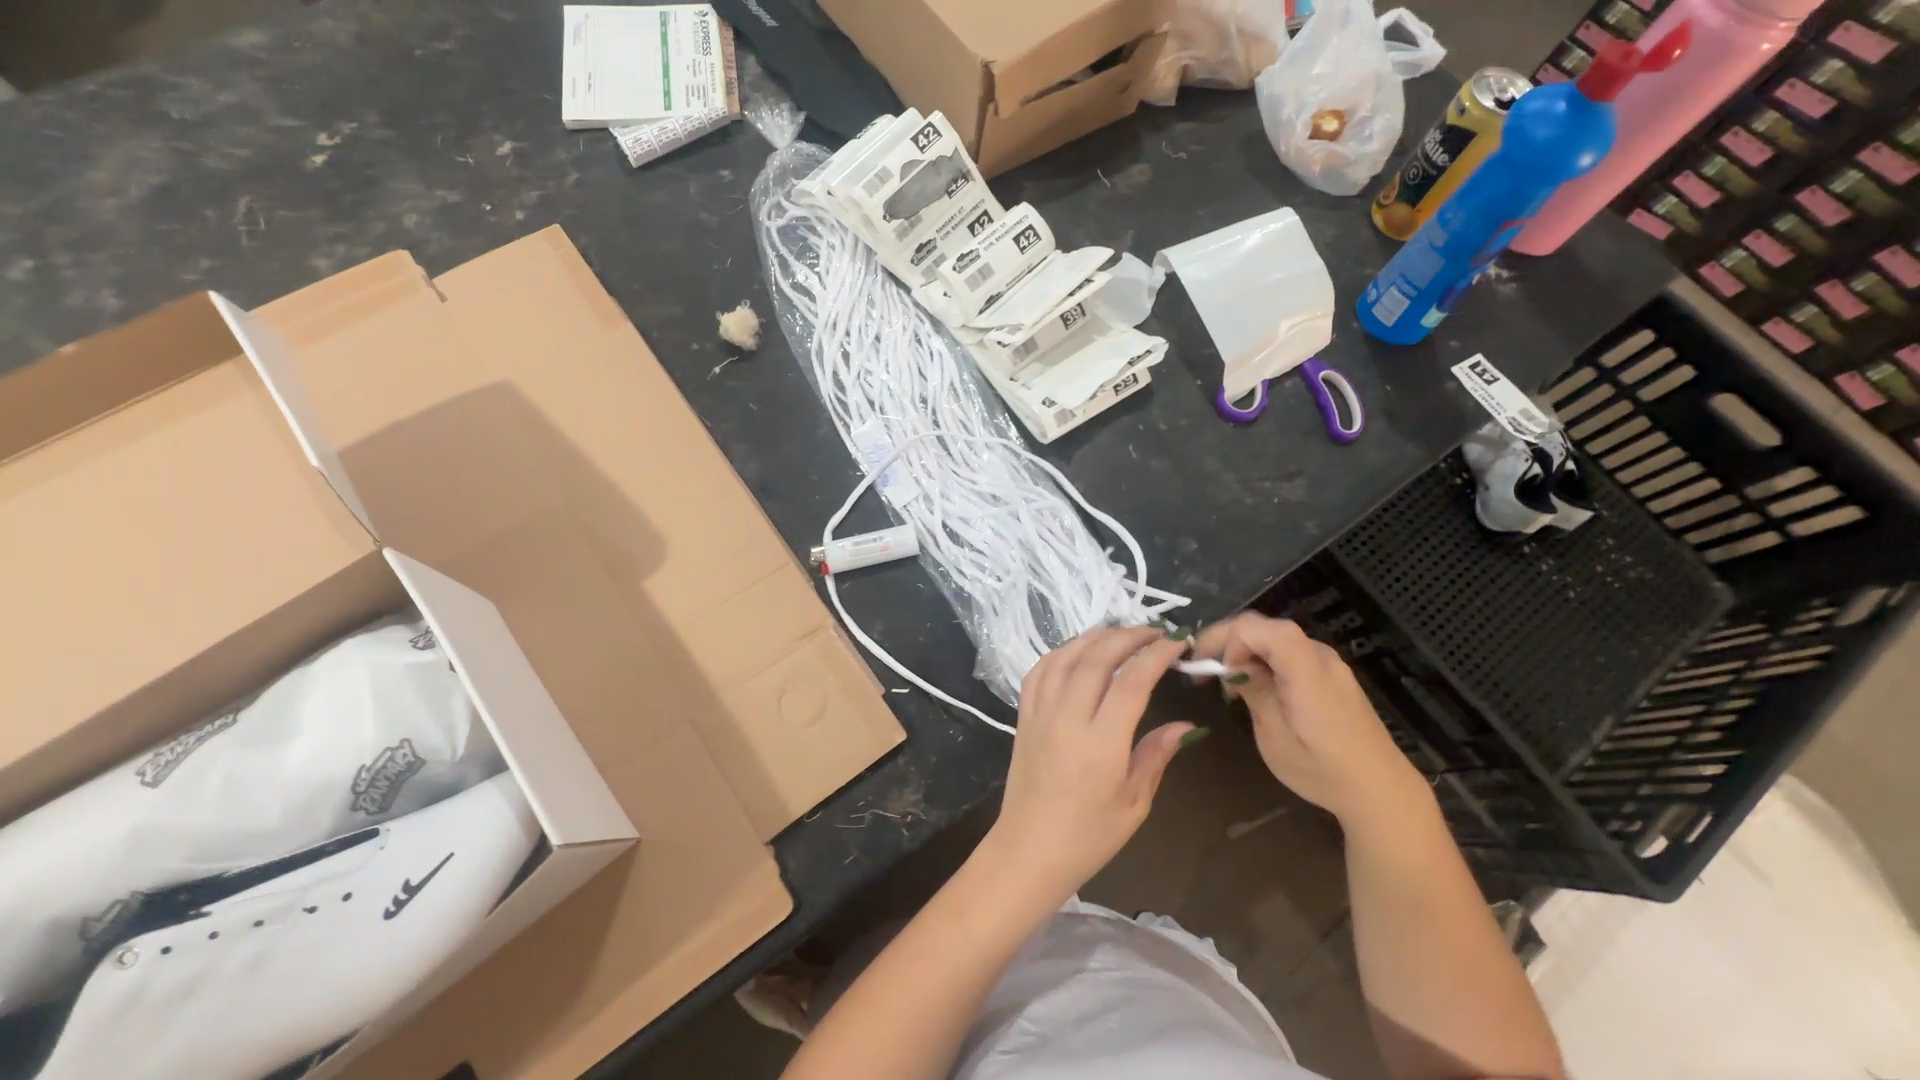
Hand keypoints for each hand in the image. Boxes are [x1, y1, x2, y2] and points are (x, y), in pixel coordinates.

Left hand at [986, 626, 1195, 904]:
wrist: (1028, 851)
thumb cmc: (1088, 836)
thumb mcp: (1134, 803)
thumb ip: (1156, 756)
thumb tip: (1184, 725)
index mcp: (1101, 742)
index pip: (1132, 681)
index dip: (1157, 655)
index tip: (1178, 644)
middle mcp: (1067, 718)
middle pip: (1097, 659)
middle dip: (1129, 637)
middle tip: (1155, 632)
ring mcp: (1040, 714)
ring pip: (1066, 657)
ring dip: (1094, 637)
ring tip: (1121, 633)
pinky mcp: (1023, 718)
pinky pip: (1039, 672)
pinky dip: (1061, 653)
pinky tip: (1078, 651)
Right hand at [1194, 614, 1427, 827]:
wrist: (1380, 790)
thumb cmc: (1324, 771)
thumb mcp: (1277, 738)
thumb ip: (1255, 692)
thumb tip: (1232, 664)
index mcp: (1308, 673)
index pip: (1263, 628)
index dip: (1229, 639)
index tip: (1212, 672)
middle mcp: (1320, 657)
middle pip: (1267, 627)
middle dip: (1229, 640)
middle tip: (1204, 670)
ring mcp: (1328, 664)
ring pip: (1276, 638)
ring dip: (1245, 650)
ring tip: (1227, 683)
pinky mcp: (1330, 675)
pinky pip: (1289, 653)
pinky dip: (1264, 659)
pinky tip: (1254, 686)